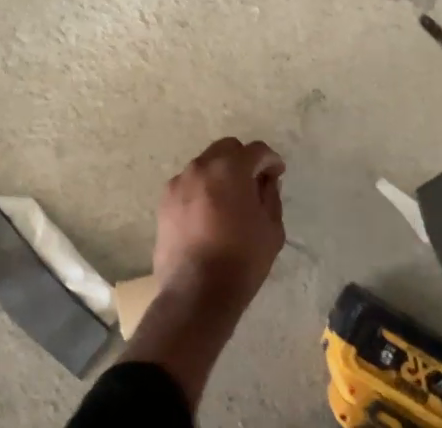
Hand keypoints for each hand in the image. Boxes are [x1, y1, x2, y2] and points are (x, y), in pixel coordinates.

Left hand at [152, 137, 285, 306]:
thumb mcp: (271, 228)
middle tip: (253, 184)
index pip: (256, 150)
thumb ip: (270, 196)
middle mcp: (201, 167)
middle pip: (226, 149)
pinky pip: (188, 185)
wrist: (196, 293)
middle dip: (243, 160)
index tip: (277, 175)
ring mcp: (178, 183)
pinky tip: (208, 214)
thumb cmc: (242, 259)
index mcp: (230, 168)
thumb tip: (265, 181)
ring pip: (205, 165)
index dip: (270, 160)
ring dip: (220, 174)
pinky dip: (201, 190)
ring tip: (229, 201)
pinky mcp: (164, 202)